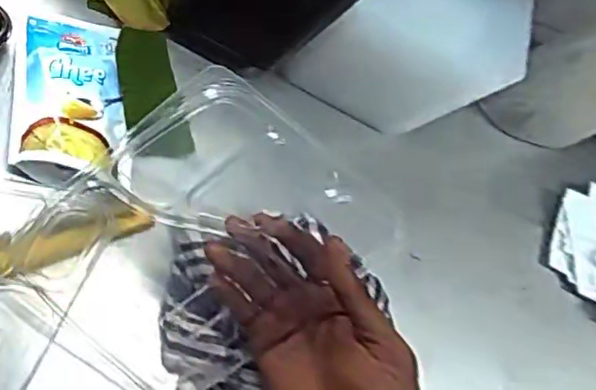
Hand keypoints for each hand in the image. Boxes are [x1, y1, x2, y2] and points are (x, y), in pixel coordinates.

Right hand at [205, 214, 418, 389]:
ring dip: (233, 261)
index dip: (290, 236)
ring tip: (214, 250)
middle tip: (233, 225)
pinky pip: (239, 307)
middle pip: (275, 262)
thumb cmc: (379, 389)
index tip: (266, 221)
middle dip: (253, 241)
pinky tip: (215, 278)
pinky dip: (225, 291)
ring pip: (252, 279)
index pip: (311, 258)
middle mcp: (305, 301)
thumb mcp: (381, 343)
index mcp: (337, 300)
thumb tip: (334, 243)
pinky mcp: (261, 334)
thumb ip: (353, 293)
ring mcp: (281, 317)